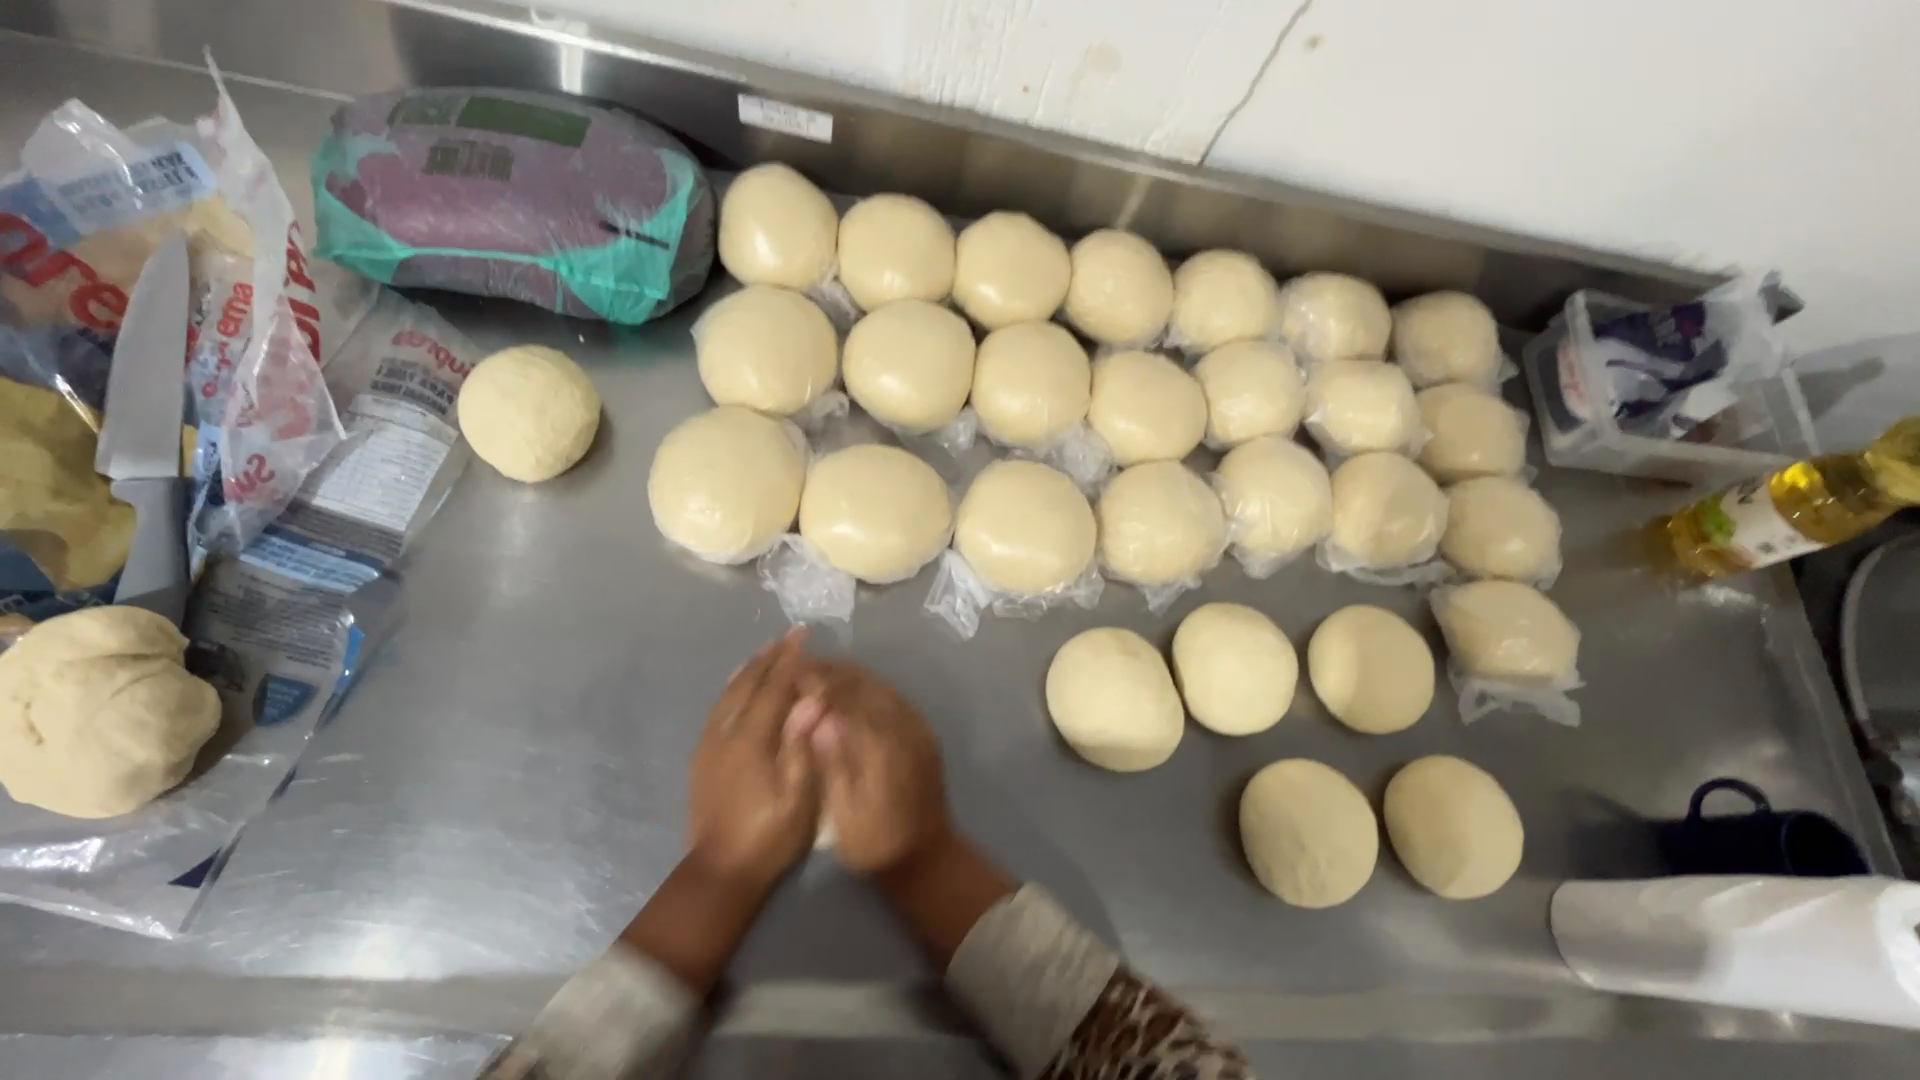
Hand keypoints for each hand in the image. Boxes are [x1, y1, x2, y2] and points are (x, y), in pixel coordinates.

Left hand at [686, 630, 824, 890]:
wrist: (721, 871)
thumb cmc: (770, 836)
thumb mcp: (798, 796)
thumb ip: (802, 744)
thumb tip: (812, 699)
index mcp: (751, 740)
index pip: (773, 688)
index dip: (789, 660)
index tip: (803, 634)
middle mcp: (725, 733)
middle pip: (748, 684)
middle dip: (769, 658)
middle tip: (789, 636)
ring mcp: (709, 745)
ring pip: (729, 694)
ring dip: (749, 670)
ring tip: (766, 652)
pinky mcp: (702, 757)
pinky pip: (717, 708)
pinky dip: (732, 688)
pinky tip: (738, 685)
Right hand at [802, 659, 952, 875]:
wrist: (927, 859)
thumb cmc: (877, 843)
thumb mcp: (845, 814)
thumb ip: (833, 762)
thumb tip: (818, 717)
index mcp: (882, 745)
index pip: (845, 697)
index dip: (817, 681)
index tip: (790, 672)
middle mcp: (904, 727)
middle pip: (865, 683)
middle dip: (832, 671)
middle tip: (798, 667)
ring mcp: (917, 727)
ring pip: (880, 686)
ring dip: (849, 676)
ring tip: (816, 674)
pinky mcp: (922, 732)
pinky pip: (892, 696)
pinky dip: (867, 687)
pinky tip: (847, 692)